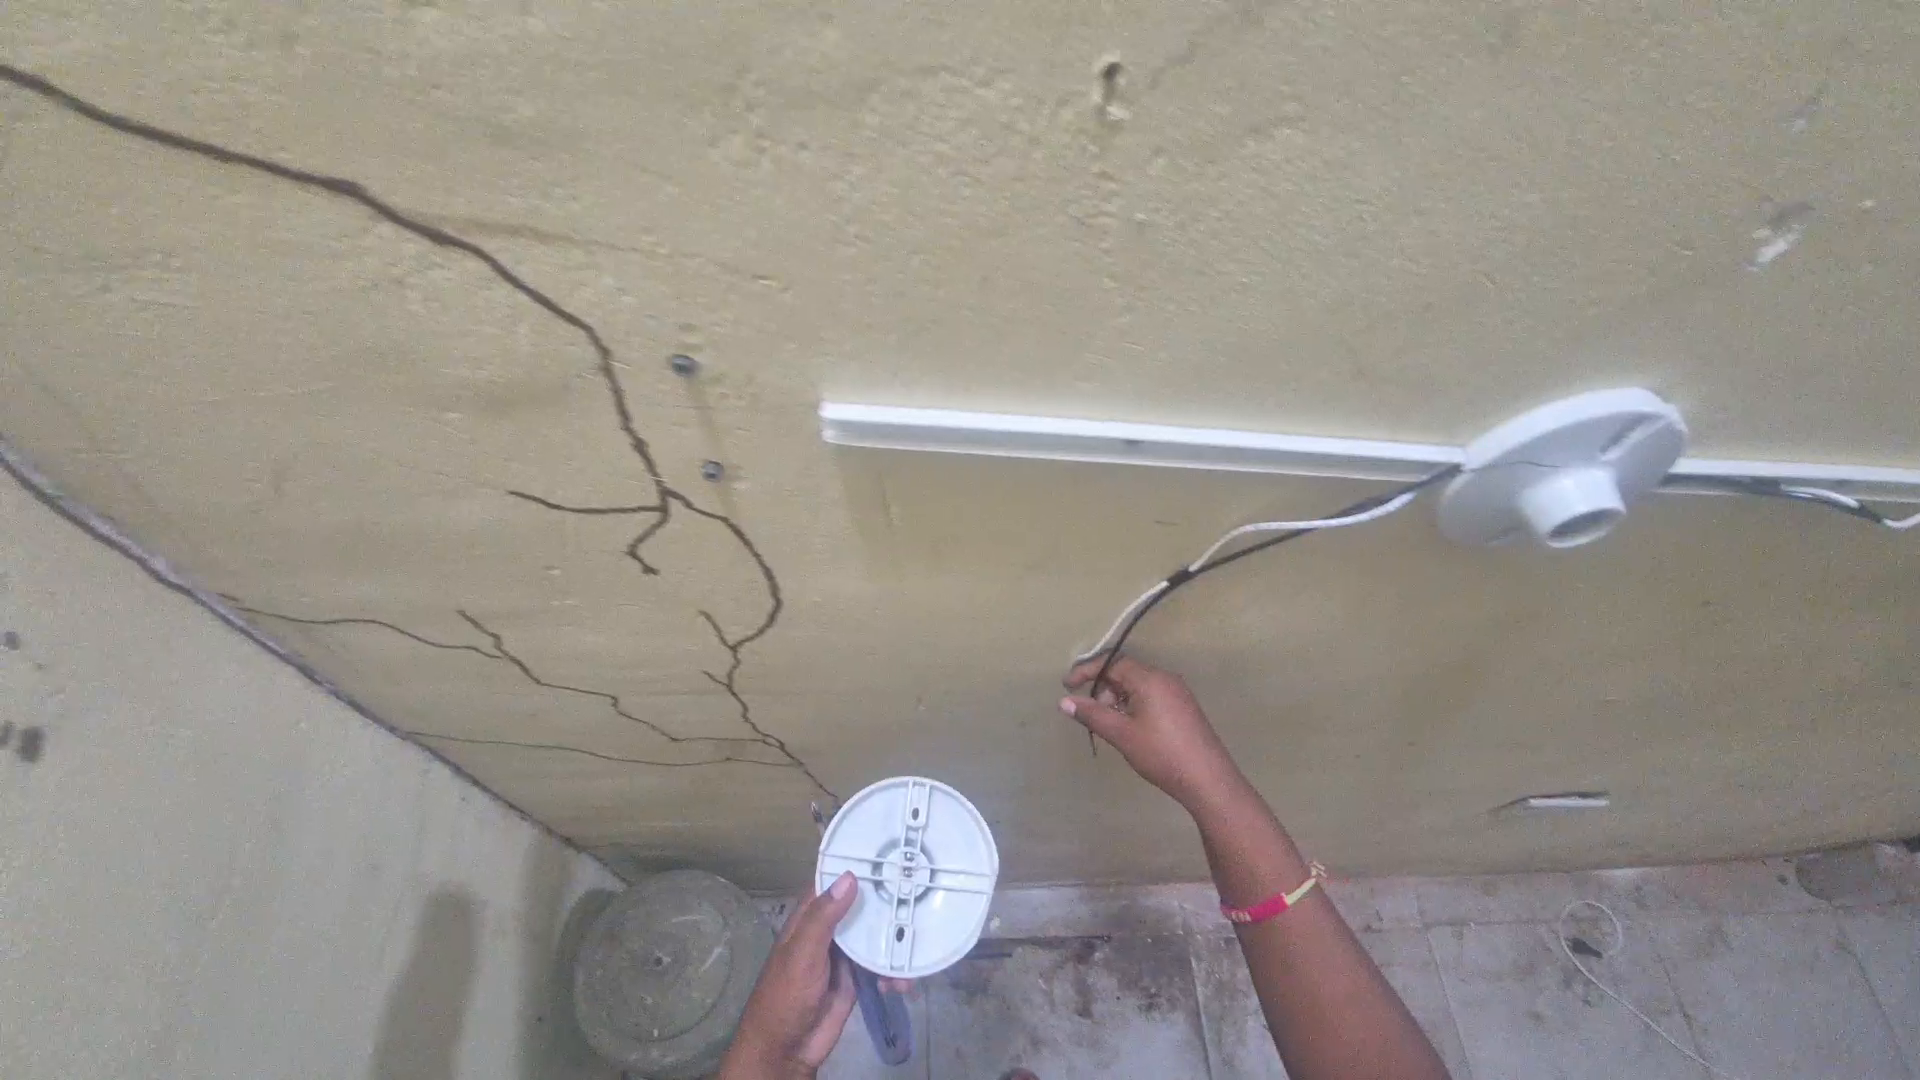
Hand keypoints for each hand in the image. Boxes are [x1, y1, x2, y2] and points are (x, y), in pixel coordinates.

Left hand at [720, 872, 908, 1079]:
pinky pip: (880, 965)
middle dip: (887, 902)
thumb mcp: (802, 953)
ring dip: (894, 942)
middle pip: (862, 905)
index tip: (889, 852)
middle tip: (920, 893)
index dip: (858, 866)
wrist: (786, 1050)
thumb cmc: (786, 995)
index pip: (835, 881)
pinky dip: (893, 972)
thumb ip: (823, 917)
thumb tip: (850, 876)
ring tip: (912, 952)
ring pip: (875, 935)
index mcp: (811, 916)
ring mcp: (845, 952)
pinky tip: (901, 983)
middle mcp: (830, 928)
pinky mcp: (857, 976)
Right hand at [1061, 654, 1245, 810]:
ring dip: (1118, 699)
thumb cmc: (1161, 754)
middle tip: (1095, 714)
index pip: (1112, 663)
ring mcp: (1178, 692)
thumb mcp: (1121, 734)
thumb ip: (1092, 714)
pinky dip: (1134, 705)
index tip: (1067, 686)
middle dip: (1103, 689)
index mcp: (1150, 679)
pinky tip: (1132, 729)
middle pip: (1126, 672)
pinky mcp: (1184, 707)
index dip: (1087, 671)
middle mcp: (1165, 678)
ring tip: (1113, 725)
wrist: (1208, 780)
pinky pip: (1152, 695)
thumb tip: (1064, 701)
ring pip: (1139, 686)